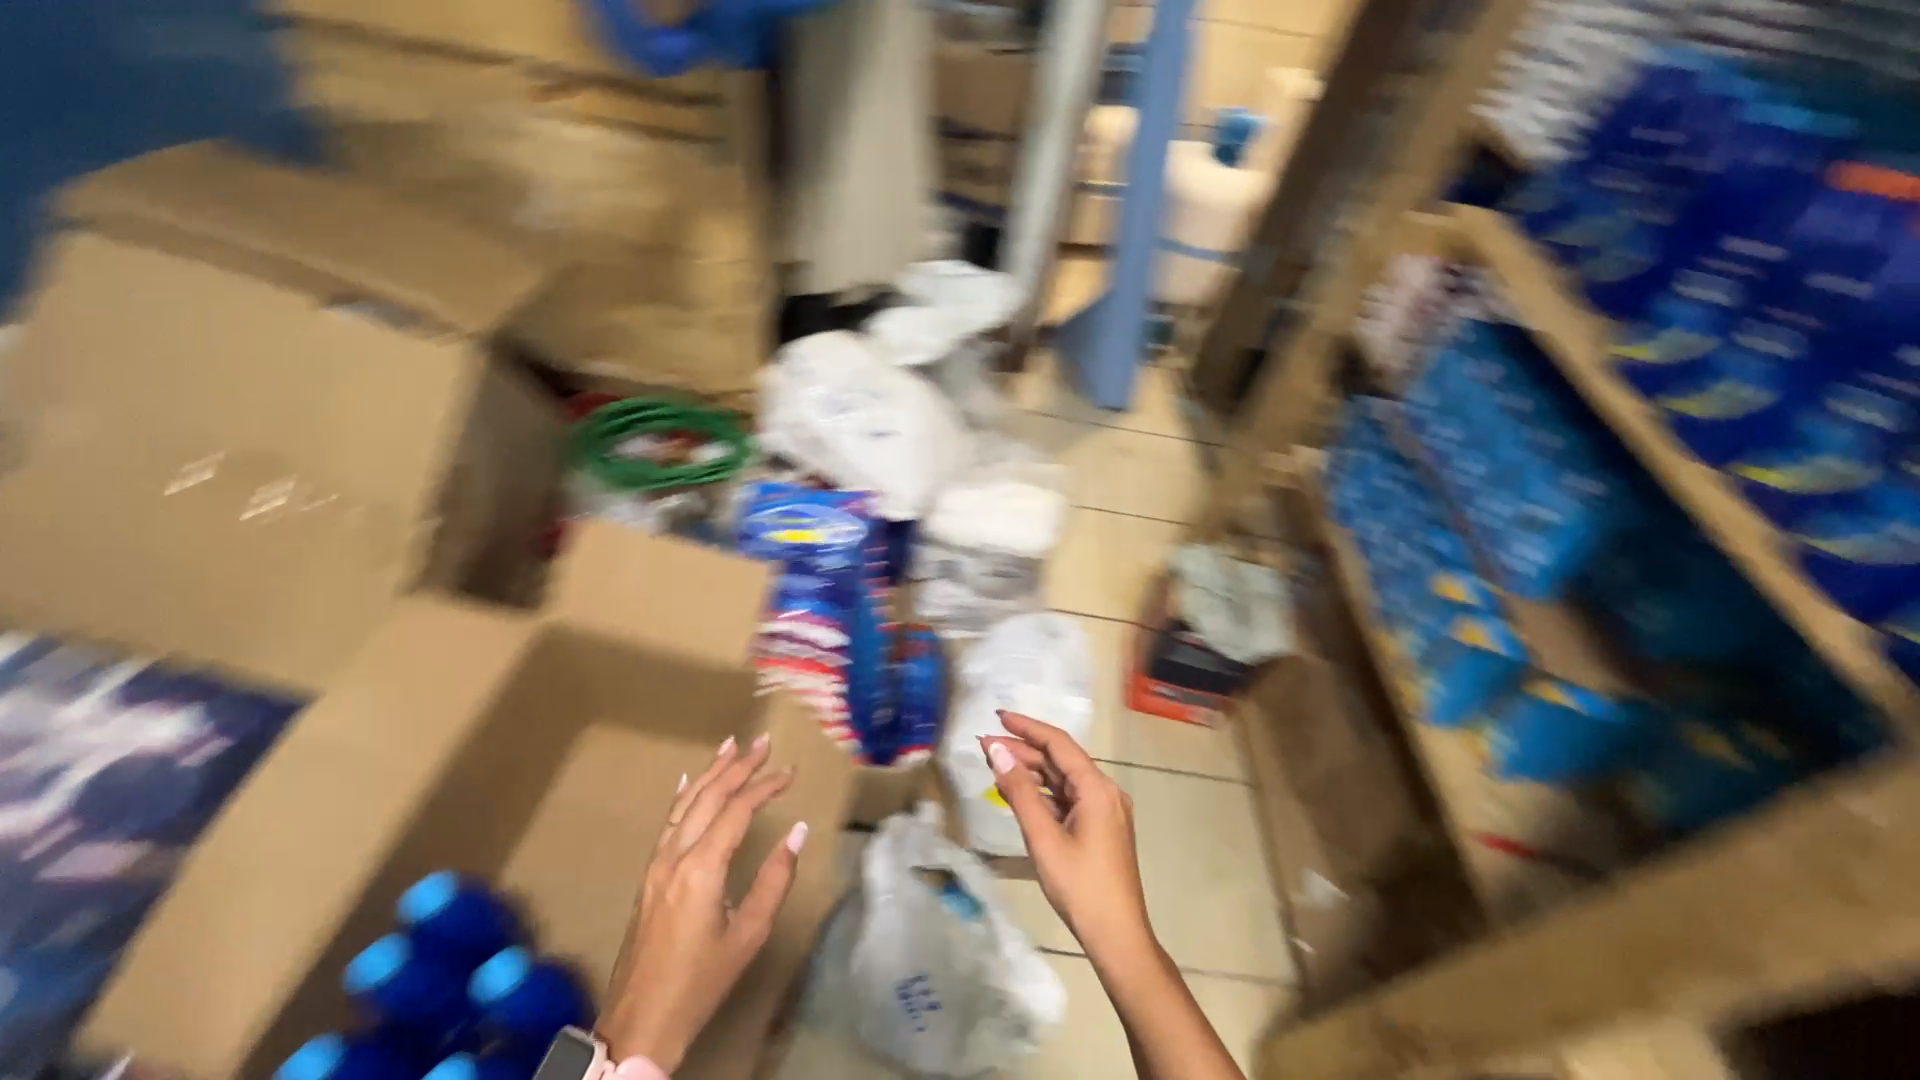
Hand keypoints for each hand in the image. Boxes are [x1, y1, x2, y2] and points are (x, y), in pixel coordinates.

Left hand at [596, 733, 809, 1070]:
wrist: (641, 1018)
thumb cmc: (702, 980)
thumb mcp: (749, 934)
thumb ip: (775, 879)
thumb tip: (797, 832)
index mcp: (702, 867)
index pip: (737, 810)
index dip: (765, 787)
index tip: (790, 772)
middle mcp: (675, 855)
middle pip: (709, 797)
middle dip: (738, 767)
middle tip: (763, 742)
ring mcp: (657, 864)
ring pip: (686, 805)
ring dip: (710, 773)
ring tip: (730, 746)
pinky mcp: (650, 875)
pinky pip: (669, 822)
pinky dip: (684, 797)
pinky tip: (689, 783)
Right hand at [982, 710, 1156, 964]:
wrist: (1117, 935)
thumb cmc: (1080, 886)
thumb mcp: (1043, 838)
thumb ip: (1020, 792)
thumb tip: (999, 752)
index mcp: (1097, 788)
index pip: (1058, 744)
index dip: (1027, 727)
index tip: (998, 717)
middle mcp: (1106, 791)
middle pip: (1061, 760)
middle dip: (1024, 749)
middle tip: (986, 746)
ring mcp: (1106, 811)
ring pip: (1064, 780)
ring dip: (1032, 771)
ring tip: (996, 765)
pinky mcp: (1101, 828)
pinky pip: (1068, 799)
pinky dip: (1043, 793)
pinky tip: (1019, 793)